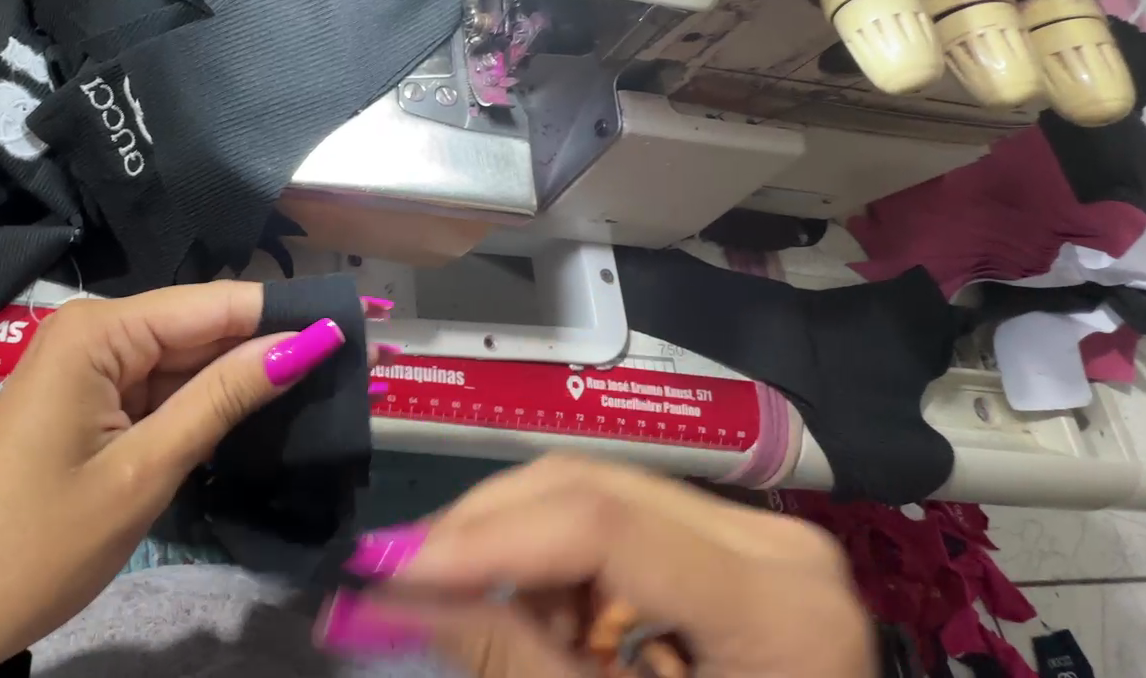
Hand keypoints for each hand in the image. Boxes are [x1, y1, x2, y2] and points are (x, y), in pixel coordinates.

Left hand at [0, 281, 351, 677]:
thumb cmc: (40, 544)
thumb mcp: (146, 470)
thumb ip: (225, 398)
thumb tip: (305, 343)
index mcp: (99, 330)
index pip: (213, 304)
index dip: (285, 315)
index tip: (355, 330)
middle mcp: (93, 331)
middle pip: (199, 327)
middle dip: (266, 349)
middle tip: (348, 370)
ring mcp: (87, 366)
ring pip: (181, 360)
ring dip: (237, 379)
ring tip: (318, 392)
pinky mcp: (86, 400)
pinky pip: (155, 388)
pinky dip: (198, 404)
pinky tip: (251, 415)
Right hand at [337, 454, 873, 677]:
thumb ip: (494, 656)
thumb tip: (371, 602)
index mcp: (775, 607)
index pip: (600, 526)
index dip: (483, 539)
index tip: (386, 566)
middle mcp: (773, 543)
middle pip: (585, 490)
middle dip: (480, 532)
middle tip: (399, 573)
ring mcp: (756, 535)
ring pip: (589, 495)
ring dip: (513, 547)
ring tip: (476, 611)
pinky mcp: (732, 544)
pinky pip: (613, 521)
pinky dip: (556, 564)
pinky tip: (540, 616)